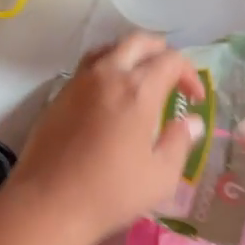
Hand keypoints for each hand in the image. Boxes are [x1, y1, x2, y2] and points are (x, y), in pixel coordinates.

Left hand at [8, 33, 205, 243]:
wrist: (49, 201)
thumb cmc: (111, 192)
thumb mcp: (160, 176)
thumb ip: (179, 142)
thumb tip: (192, 121)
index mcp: (137, 89)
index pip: (170, 61)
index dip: (189, 74)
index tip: (195, 99)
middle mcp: (108, 74)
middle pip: (138, 42)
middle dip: (161, 52)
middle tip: (173, 76)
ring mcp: (80, 79)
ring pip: (110, 48)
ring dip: (132, 54)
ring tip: (142, 78)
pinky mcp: (61, 92)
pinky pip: (89, 64)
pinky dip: (108, 66)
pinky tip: (111, 93)